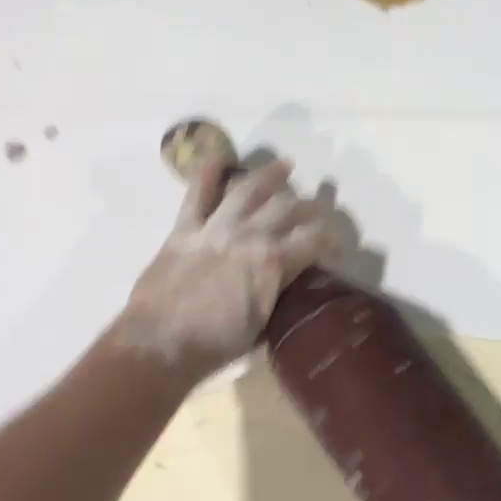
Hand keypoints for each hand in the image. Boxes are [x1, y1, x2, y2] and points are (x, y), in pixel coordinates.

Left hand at [117, 156, 352, 381]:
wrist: (163, 341)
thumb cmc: (220, 343)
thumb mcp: (266, 321)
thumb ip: (279, 292)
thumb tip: (288, 281)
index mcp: (274, 264)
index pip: (315, 241)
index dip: (332, 242)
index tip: (337, 250)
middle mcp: (249, 237)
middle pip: (288, 210)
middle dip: (310, 207)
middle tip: (320, 209)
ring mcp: (215, 229)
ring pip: (247, 192)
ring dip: (269, 177)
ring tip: (284, 166)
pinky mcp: (185, 230)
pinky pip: (196, 195)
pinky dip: (206, 173)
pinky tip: (217, 158)